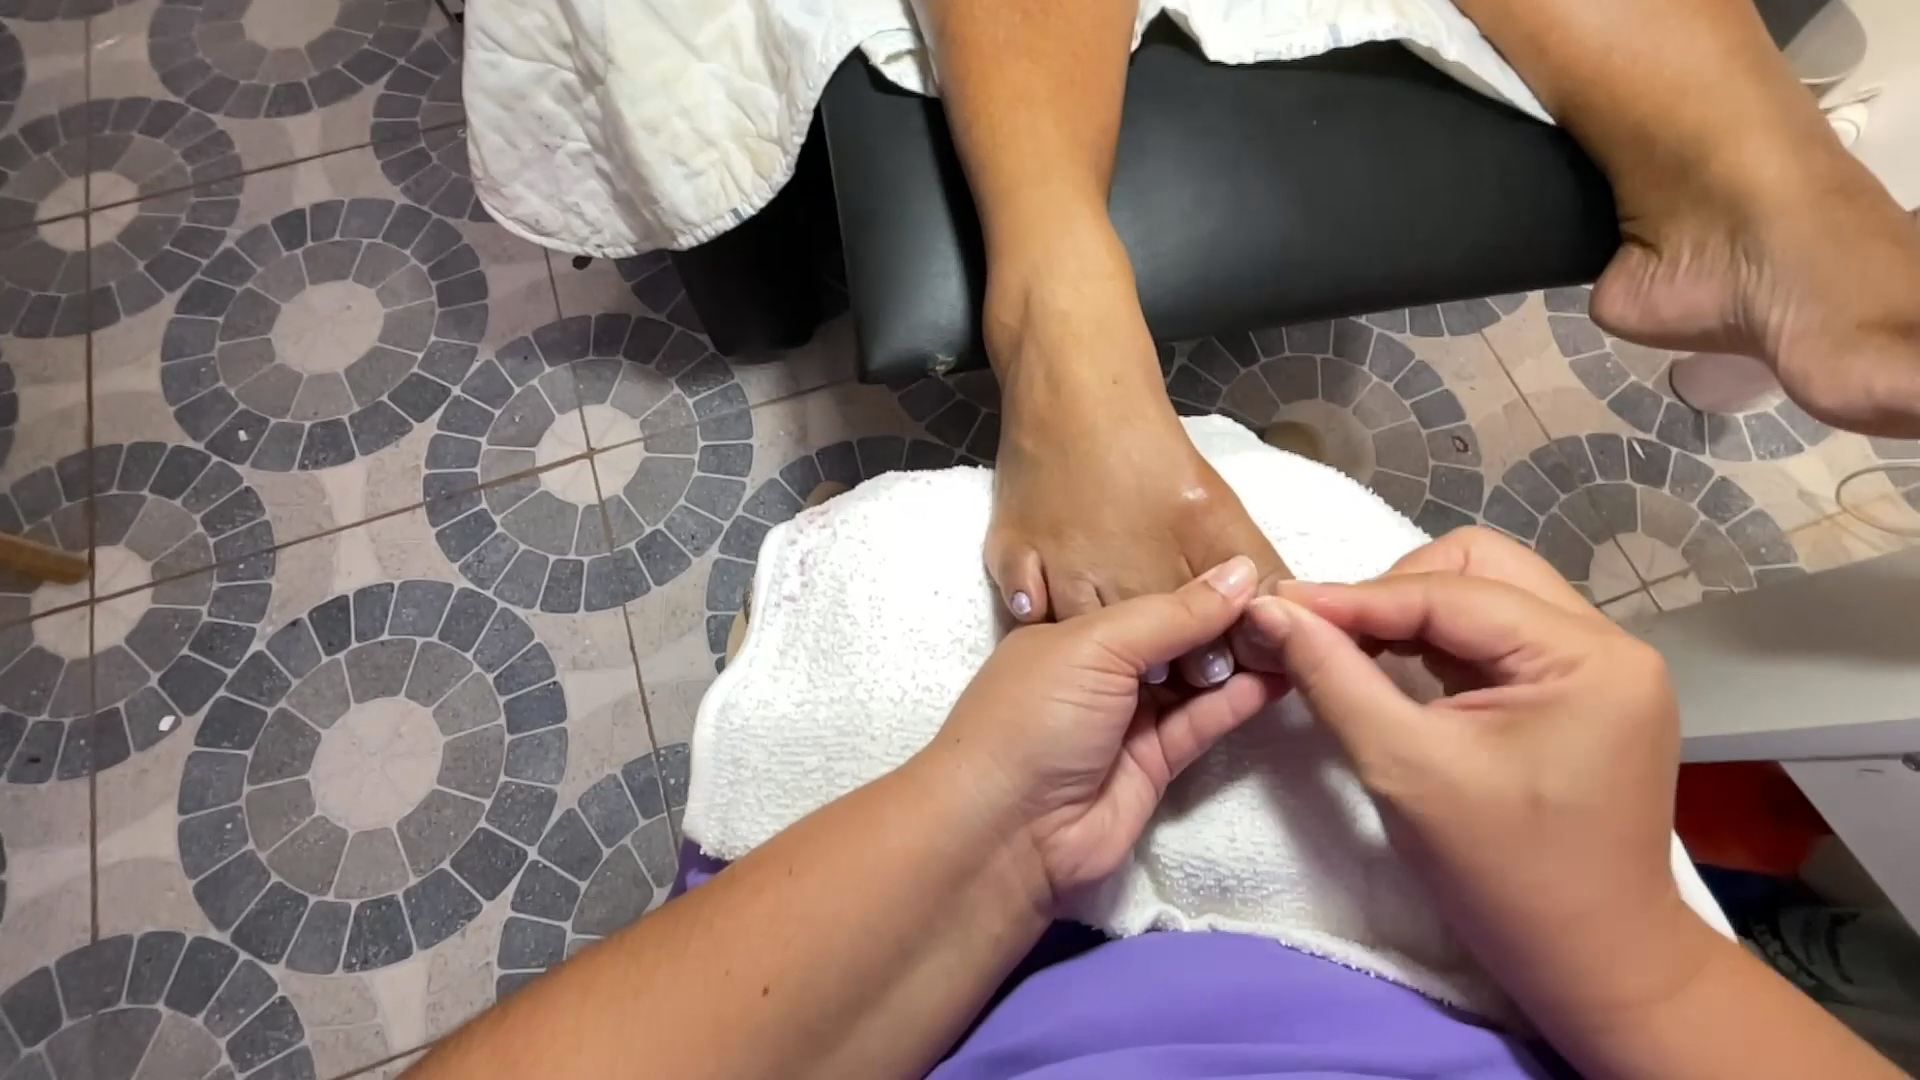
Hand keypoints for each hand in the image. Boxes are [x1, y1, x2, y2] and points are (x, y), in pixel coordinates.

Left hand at [924, 555, 1286, 903]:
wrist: (1006, 829)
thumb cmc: (1037, 716)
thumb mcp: (1096, 645)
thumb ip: (1173, 613)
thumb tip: (1240, 569)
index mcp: (1074, 631)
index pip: (1148, 598)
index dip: (1199, 586)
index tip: (1259, 571)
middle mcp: (1100, 671)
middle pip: (1175, 639)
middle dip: (1225, 622)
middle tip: (1289, 604)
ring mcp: (1127, 718)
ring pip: (1193, 680)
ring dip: (1238, 659)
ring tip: (1298, 633)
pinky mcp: (1153, 764)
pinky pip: (1201, 722)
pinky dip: (1237, 701)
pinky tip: (1280, 676)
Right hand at [1238, 527, 1713, 1023]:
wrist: (1585, 958)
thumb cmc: (1499, 870)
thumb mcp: (1401, 765)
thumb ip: (1330, 676)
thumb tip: (1268, 611)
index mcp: (1585, 658)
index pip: (1447, 594)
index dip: (1353, 597)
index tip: (1276, 605)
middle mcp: (1601, 642)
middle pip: (1476, 565)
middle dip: (1392, 588)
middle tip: (1334, 632)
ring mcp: (1589, 662)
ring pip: (1479, 588)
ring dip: (1407, 609)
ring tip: (1355, 649)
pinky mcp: (1566, 684)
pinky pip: (1484, 628)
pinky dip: (1427, 636)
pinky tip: (1391, 666)